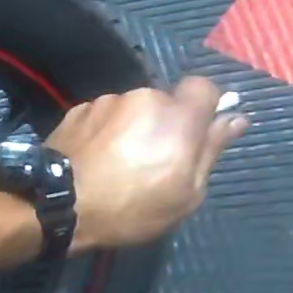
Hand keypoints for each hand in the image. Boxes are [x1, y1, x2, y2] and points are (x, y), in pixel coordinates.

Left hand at [44, 77, 245, 250]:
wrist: (57, 202)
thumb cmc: (130, 206)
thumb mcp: (185, 192)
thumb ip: (211, 149)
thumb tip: (235, 119)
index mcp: (175, 115)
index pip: (203, 86)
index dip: (203, 107)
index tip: (195, 135)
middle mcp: (139, 98)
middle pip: (162, 102)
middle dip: (162, 124)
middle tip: (152, 161)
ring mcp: (103, 102)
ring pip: (130, 109)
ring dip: (130, 127)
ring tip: (117, 163)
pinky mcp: (75, 110)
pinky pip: (102, 116)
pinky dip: (103, 131)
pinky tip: (94, 157)